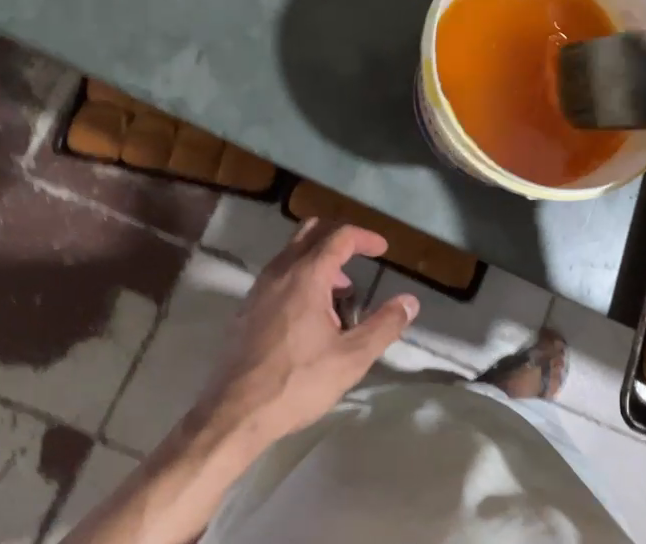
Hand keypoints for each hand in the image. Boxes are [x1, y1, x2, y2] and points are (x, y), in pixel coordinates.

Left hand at [195, 219, 419, 445]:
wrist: (235, 413)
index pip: (339, 236)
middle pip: (311, 232)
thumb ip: (384, 326)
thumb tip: (410, 302)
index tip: (383, 248)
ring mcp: (259, 288)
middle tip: (360, 257)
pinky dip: (300, 275)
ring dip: (319, 258)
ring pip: (292, 252)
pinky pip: (279, 273)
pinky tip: (311, 312)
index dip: (365, 237)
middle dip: (339, 237)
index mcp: (306, 275)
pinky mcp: (247, 308)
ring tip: (340, 291)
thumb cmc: (298, 382)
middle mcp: (280, 271)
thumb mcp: (351, 358)